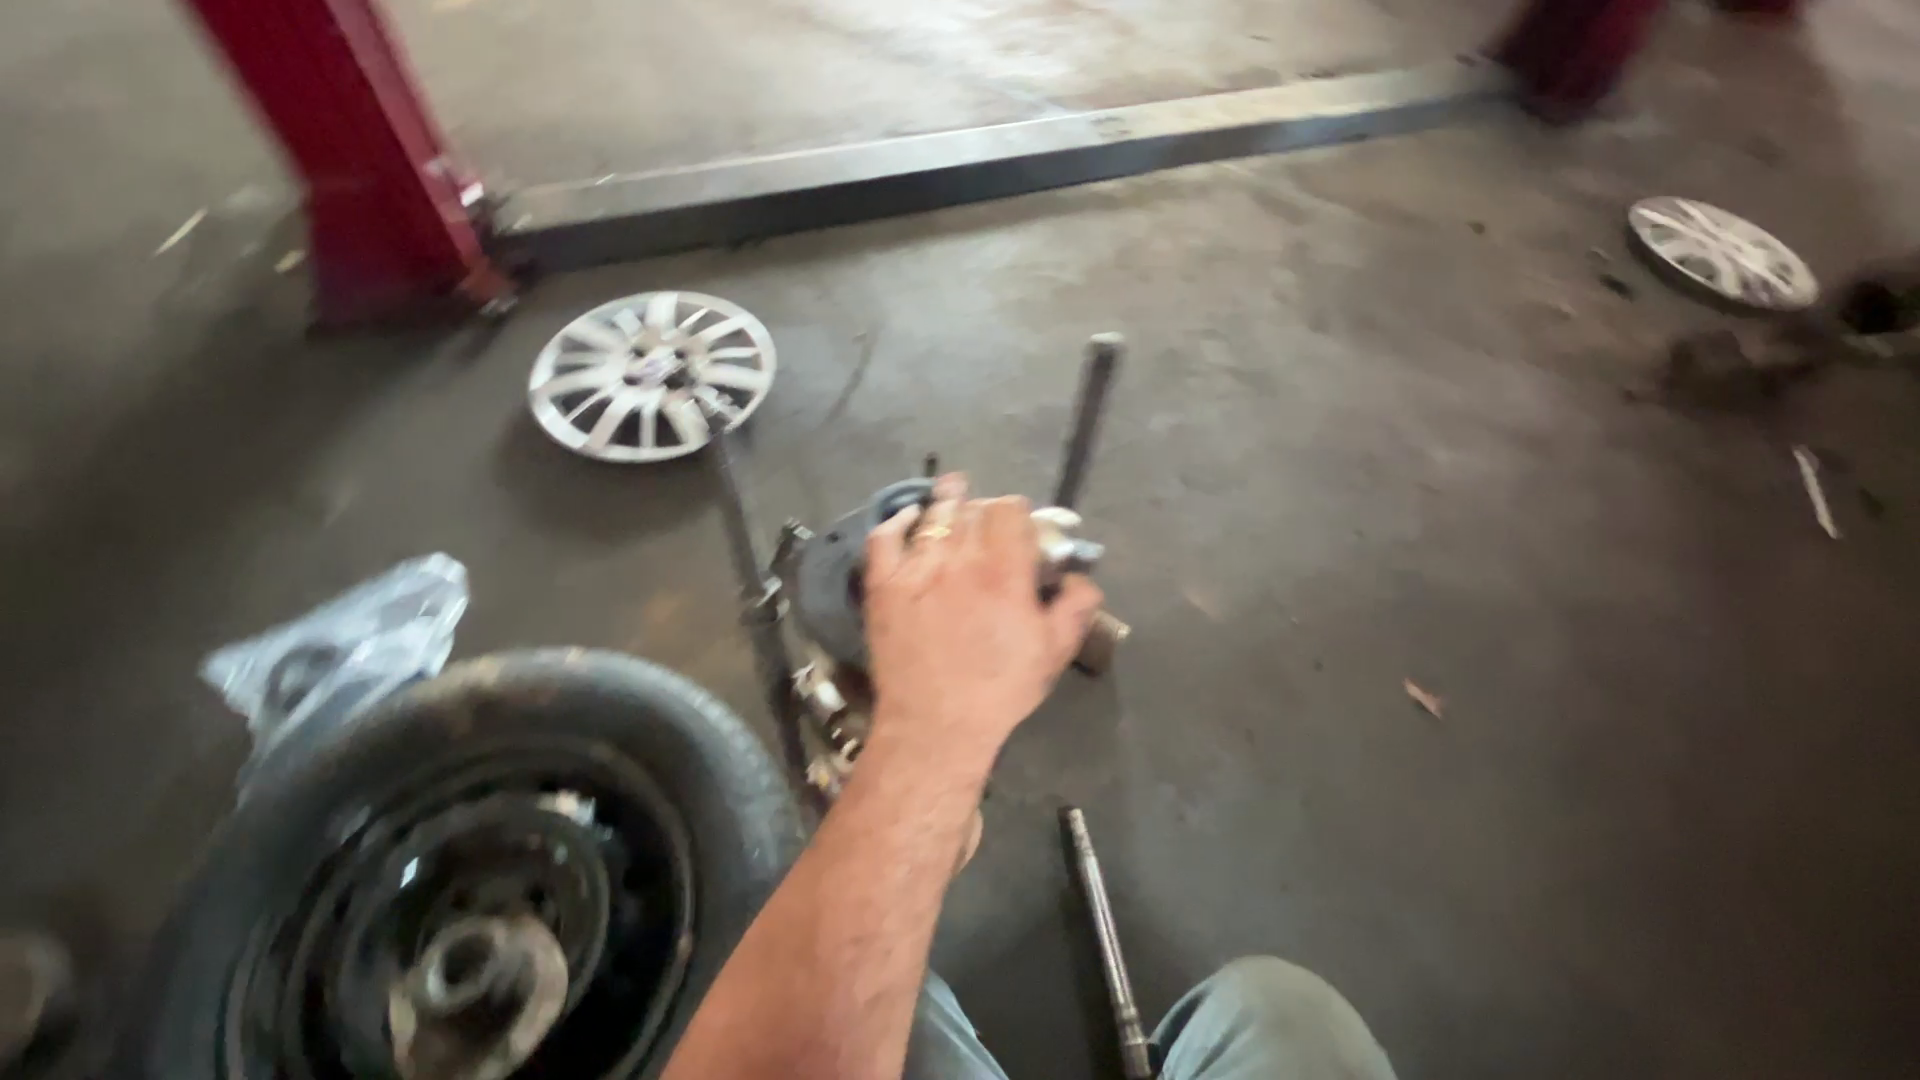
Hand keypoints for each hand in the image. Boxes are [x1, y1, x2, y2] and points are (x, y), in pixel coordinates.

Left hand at [862, 474, 1103, 766]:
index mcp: (1003, 571)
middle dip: (985, 509)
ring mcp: (915, 569)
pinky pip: (884, 537)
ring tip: (954, 495)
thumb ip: (1075, 606)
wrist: (935, 724)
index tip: (1021, 528)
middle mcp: (958, 559)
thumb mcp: (1054, 651)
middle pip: (972, 507)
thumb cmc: (1000, 689)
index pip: (1010, 510)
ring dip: (948, 504)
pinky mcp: (883, 585)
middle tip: (989, 524)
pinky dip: (897, 522)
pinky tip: (910, 519)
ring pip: (932, 516)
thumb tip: (1081, 576)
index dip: (1019, 512)